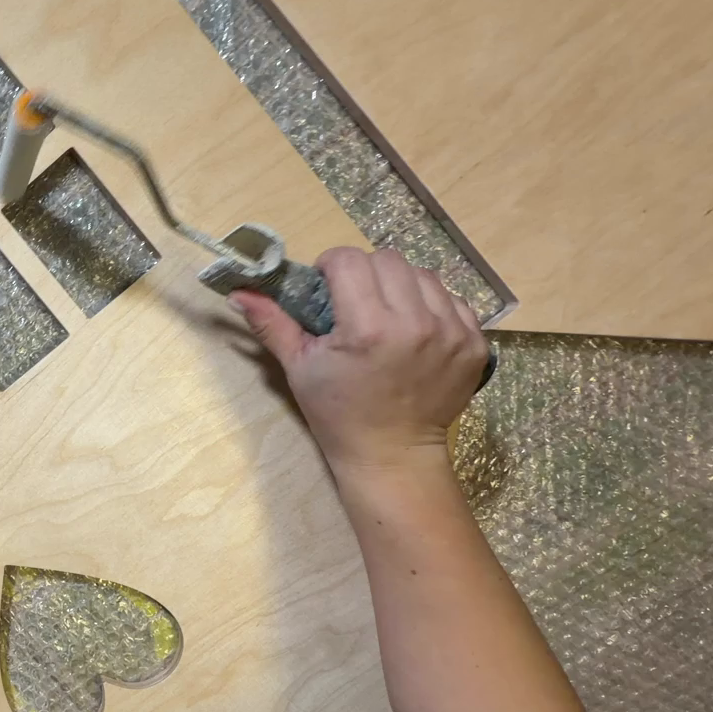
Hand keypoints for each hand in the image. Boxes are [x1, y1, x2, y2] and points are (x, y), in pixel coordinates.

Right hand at [231, 247, 489, 478]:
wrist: (390, 451)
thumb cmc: (335, 412)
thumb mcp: (298, 368)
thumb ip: (272, 324)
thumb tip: (238, 293)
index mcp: (368, 328)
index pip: (349, 260)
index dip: (330, 267)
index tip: (324, 287)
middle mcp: (416, 322)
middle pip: (387, 260)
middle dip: (363, 273)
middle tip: (351, 302)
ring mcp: (452, 330)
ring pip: (422, 274)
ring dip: (397, 286)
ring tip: (383, 316)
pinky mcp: (474, 340)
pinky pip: (451, 299)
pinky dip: (427, 306)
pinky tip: (411, 332)